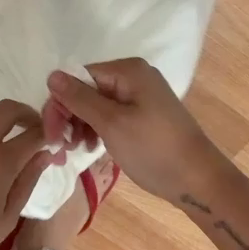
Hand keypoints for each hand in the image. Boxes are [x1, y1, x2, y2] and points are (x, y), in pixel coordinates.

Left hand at [0, 100, 54, 249]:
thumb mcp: (7, 217)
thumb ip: (26, 182)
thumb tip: (43, 155)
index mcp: (0, 161)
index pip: (33, 134)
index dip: (48, 135)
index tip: (54, 143)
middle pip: (6, 109)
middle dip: (26, 114)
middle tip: (34, 130)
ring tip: (3, 147)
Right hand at [45, 58, 229, 203]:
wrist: (197, 178)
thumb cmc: (153, 149)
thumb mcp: (111, 123)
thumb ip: (79, 99)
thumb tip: (51, 75)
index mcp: (127, 71)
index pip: (78, 77)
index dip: (60, 104)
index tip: (51, 135)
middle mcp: (133, 76)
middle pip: (86, 90)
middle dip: (69, 116)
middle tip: (61, 148)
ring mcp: (140, 96)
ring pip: (95, 105)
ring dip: (80, 126)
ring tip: (76, 150)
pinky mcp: (143, 115)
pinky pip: (110, 116)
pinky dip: (97, 130)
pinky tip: (92, 149)